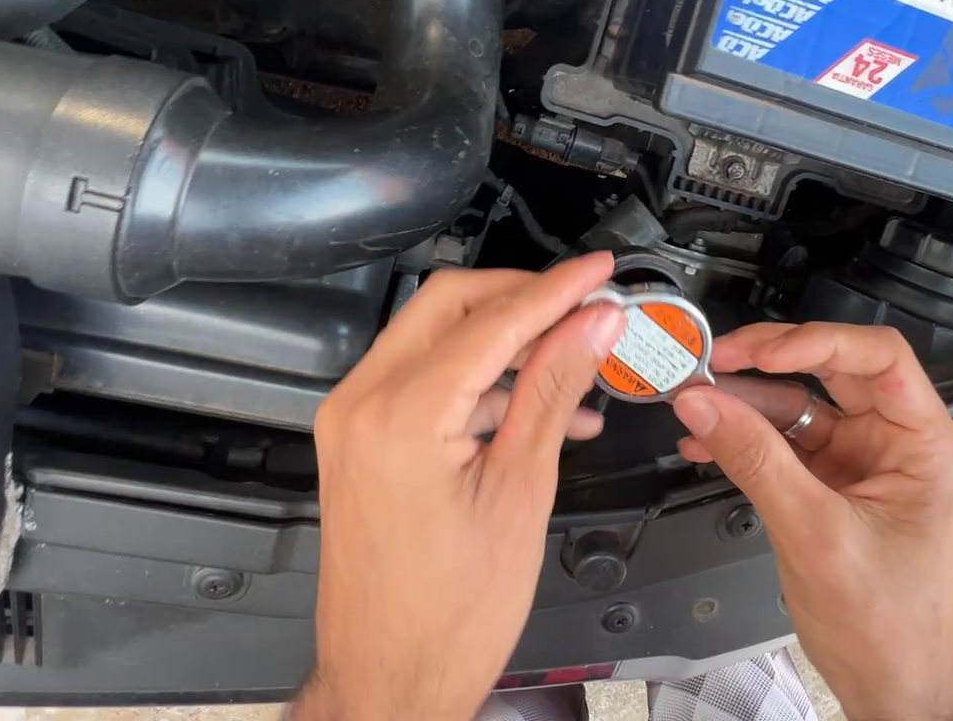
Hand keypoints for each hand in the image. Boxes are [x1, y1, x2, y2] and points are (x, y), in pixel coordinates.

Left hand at [295, 253, 625, 720]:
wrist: (386, 687)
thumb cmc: (450, 615)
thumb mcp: (520, 490)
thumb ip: (553, 388)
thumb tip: (591, 325)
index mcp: (402, 415)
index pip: (493, 319)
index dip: (557, 290)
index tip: (598, 272)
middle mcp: (363, 401)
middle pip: (452, 303)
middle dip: (524, 295)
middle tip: (583, 304)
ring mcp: (355, 417)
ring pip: (439, 334)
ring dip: (507, 339)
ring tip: (573, 362)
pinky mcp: (361, 435)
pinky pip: (426, 377)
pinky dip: (482, 378)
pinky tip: (537, 403)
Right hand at [672, 323, 952, 720]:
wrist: (888, 690)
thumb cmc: (886, 626)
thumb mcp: (815, 535)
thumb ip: (755, 460)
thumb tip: (703, 405)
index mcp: (924, 444)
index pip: (880, 357)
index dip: (819, 342)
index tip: (761, 353)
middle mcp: (895, 441)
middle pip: (830, 369)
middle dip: (767, 361)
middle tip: (715, 361)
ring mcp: (859, 458)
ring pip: (797, 402)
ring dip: (744, 400)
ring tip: (696, 401)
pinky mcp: (828, 478)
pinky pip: (780, 439)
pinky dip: (742, 435)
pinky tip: (705, 441)